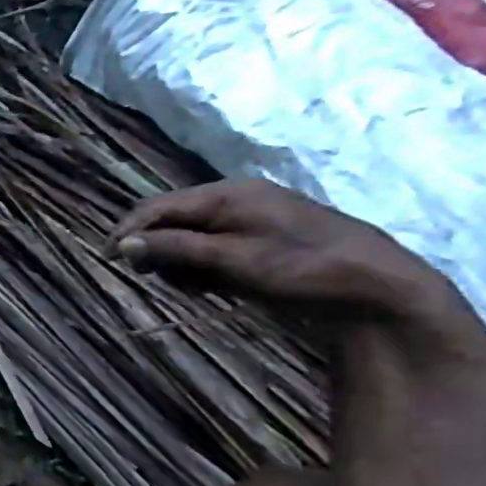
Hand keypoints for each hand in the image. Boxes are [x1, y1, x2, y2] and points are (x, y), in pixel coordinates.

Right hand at [108, 179, 458, 324]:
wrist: (378, 291)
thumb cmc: (301, 269)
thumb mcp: (231, 259)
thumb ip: (175, 249)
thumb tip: (123, 245)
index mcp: (228, 194)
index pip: (159, 206)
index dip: (129, 230)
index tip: (107, 259)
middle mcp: (237, 201)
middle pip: (174, 220)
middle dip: (156, 248)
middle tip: (148, 278)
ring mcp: (252, 222)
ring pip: (192, 238)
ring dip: (179, 262)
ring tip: (189, 287)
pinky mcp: (264, 245)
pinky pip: (215, 252)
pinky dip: (203, 269)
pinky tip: (211, 288)